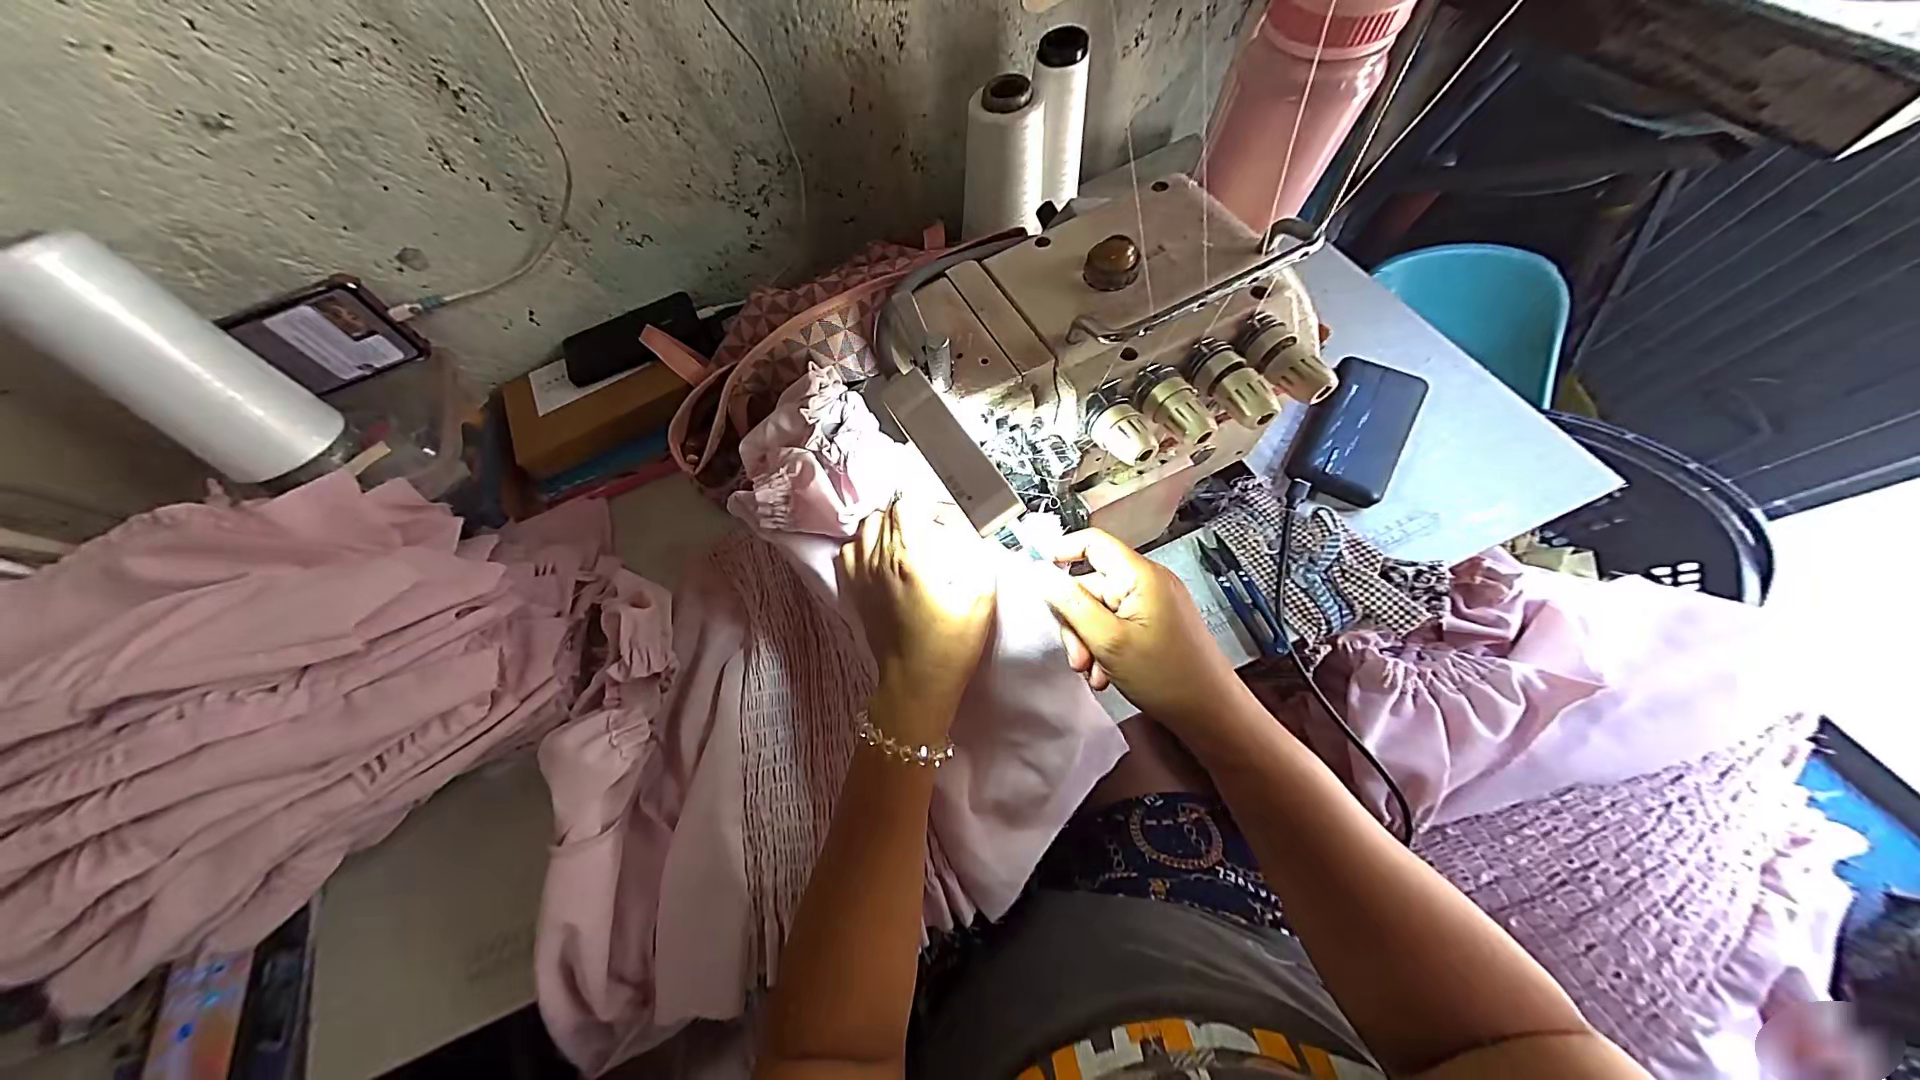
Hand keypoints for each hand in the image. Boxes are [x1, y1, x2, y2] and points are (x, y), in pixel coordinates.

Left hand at [838, 497, 996, 735]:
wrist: (915, 684)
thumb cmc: (950, 647)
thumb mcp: (980, 600)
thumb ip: (979, 559)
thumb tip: (973, 535)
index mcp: (908, 559)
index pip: (906, 505)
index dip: (927, 502)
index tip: (942, 514)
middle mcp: (878, 561)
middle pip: (885, 512)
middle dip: (910, 511)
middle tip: (930, 525)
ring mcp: (860, 575)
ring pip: (865, 527)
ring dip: (886, 524)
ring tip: (906, 536)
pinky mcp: (852, 590)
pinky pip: (849, 550)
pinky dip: (864, 543)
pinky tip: (882, 554)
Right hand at [1040, 529, 1243, 729]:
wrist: (1210, 712)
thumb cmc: (1168, 677)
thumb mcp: (1107, 640)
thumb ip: (1070, 604)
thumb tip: (1041, 574)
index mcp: (1140, 575)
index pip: (1093, 543)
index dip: (1062, 554)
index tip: (1040, 578)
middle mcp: (1147, 582)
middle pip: (1090, 585)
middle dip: (1076, 621)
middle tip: (1078, 655)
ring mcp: (1152, 603)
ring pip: (1098, 610)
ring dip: (1088, 641)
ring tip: (1094, 671)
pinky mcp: (1154, 623)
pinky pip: (1115, 624)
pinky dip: (1104, 647)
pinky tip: (1106, 673)